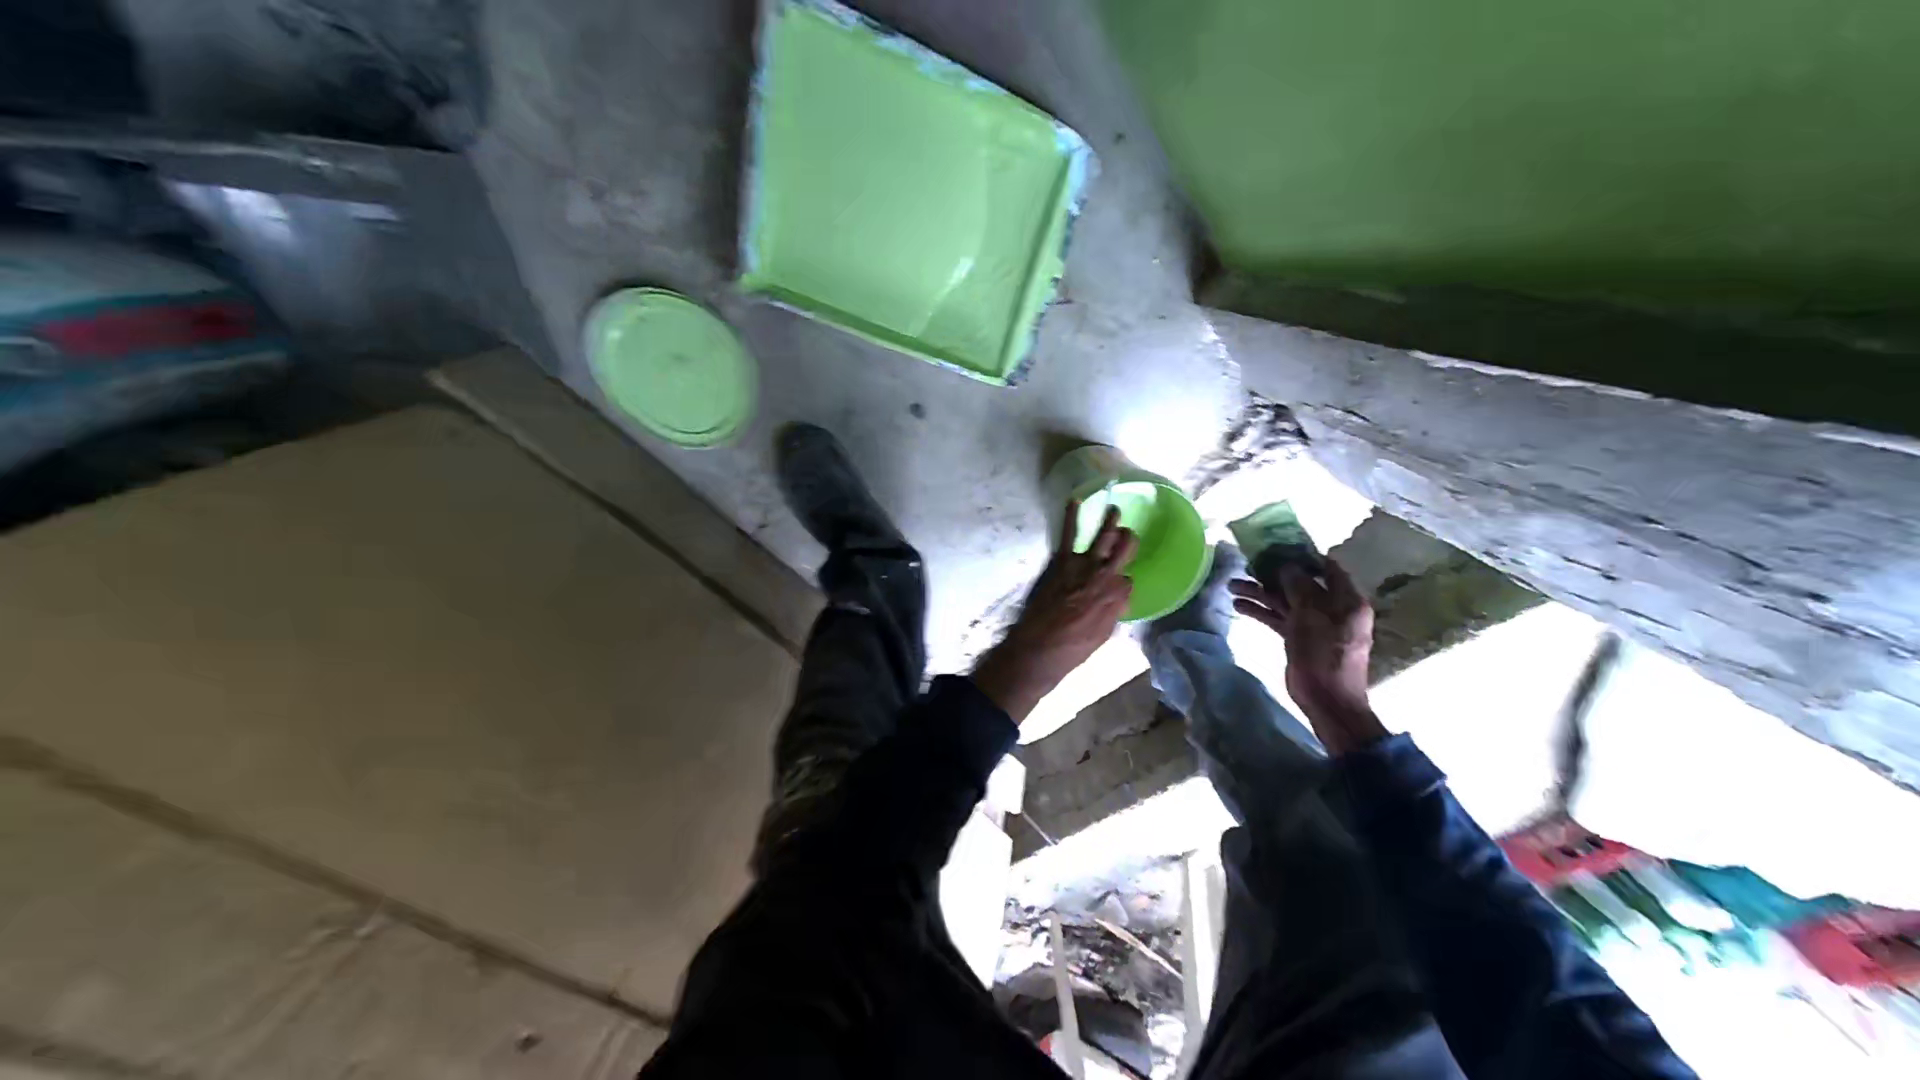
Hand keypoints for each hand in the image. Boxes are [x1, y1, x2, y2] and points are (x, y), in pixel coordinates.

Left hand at [973, 501, 1136, 722]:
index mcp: (1119, 595)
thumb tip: (1117, 602)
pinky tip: (1074, 500)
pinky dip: (1071, 515)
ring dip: (1110, 521)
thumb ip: (1112, 613)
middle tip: (1128, 534)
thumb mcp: (1104, 634)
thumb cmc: (1074, 647)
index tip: (1115, 589)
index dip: (1121, 584)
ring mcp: (1085, 564)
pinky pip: (1068, 533)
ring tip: (1114, 509)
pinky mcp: (1063, 560)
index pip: (1128, 581)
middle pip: (1125, 549)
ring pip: (1104, 536)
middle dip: (1128, 540)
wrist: (1042, 645)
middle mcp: (1107, 575)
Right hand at [1229, 558, 1388, 754]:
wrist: (1327, 700)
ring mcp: (1315, 624)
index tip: (1279, 546)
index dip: (1304, 556)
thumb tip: (1288, 566)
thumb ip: (1299, 588)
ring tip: (1232, 585)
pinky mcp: (1300, 638)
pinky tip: (1238, 605)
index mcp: (1346, 600)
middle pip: (1301, 584)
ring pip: (1286, 602)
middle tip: (1247, 564)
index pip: (1328, 568)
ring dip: (1261, 593)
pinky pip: (1280, 618)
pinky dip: (1261, 612)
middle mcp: (1333, 608)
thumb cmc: (1324, 655)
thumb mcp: (1311, 616)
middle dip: (1273, 575)